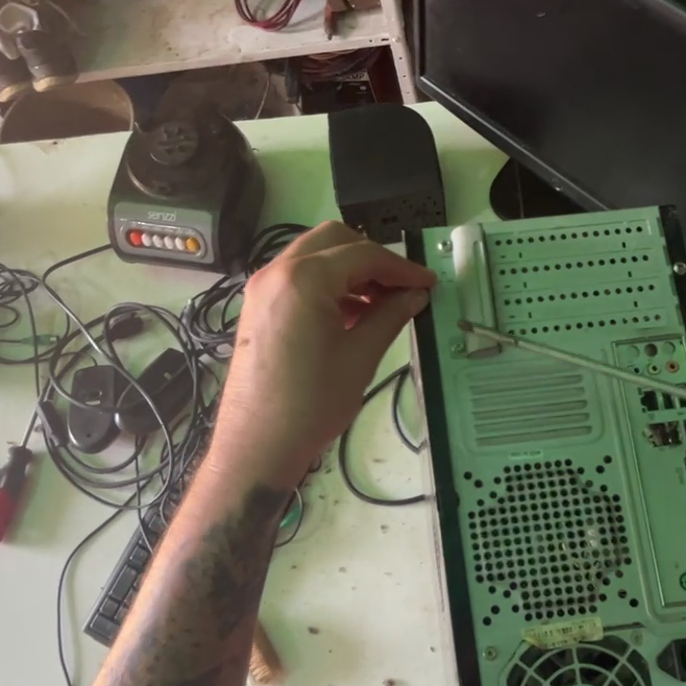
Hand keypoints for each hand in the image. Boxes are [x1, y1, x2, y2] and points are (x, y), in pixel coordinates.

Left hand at [210, 222, 435, 488]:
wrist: (258, 444)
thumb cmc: (312, 404)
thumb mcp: (360, 357)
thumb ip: (390, 316)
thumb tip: (415, 295)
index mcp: (304, 279)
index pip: (363, 255)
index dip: (401, 268)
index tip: (428, 284)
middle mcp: (278, 271)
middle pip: (334, 241)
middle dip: (372, 259)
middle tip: (401, 288)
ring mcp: (262, 288)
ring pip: (314, 257)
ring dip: (350, 271)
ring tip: (381, 304)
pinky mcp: (258, 307)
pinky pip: (298, 278)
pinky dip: (328, 285)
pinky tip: (351, 315)